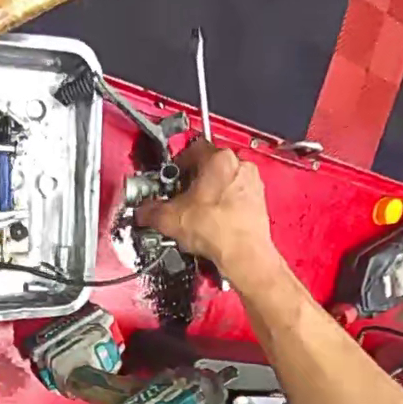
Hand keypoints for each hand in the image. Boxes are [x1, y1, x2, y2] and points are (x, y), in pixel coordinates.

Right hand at [136, 141, 280, 283]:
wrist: (244, 254)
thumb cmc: (217, 230)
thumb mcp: (169, 218)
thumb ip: (150, 210)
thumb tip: (144, 212)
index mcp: (219, 159)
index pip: (192, 149)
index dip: (177, 164)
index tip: (171, 177)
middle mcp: (240, 166)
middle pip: (210, 166)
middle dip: (193, 181)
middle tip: (180, 198)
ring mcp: (252, 184)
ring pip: (224, 183)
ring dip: (210, 195)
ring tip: (195, 214)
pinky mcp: (258, 204)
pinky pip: (236, 199)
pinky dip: (224, 208)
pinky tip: (212, 225)